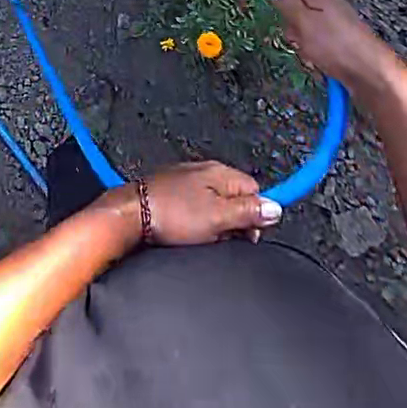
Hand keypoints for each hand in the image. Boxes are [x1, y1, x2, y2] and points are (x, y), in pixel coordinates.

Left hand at [99, 161, 281, 247]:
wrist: (131, 214)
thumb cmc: (171, 214)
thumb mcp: (217, 218)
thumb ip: (248, 212)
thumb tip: (275, 208)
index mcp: (220, 172)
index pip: (255, 190)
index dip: (254, 215)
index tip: (246, 234)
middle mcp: (205, 170)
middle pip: (235, 198)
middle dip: (233, 221)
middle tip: (220, 237)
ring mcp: (187, 179)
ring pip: (214, 205)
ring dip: (213, 224)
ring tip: (199, 236)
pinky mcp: (172, 191)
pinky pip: (195, 207)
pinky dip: (195, 221)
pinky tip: (186, 232)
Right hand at [268, 0, 406, 97]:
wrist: (372, 74)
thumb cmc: (336, 45)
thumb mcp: (305, 22)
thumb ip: (288, 5)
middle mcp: (327, 6)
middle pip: (298, 4)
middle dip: (289, 21)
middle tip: (295, 34)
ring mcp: (334, 25)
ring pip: (305, 27)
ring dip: (301, 41)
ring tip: (311, 54)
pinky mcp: (339, 44)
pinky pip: (316, 44)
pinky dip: (313, 53)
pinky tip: (320, 64)